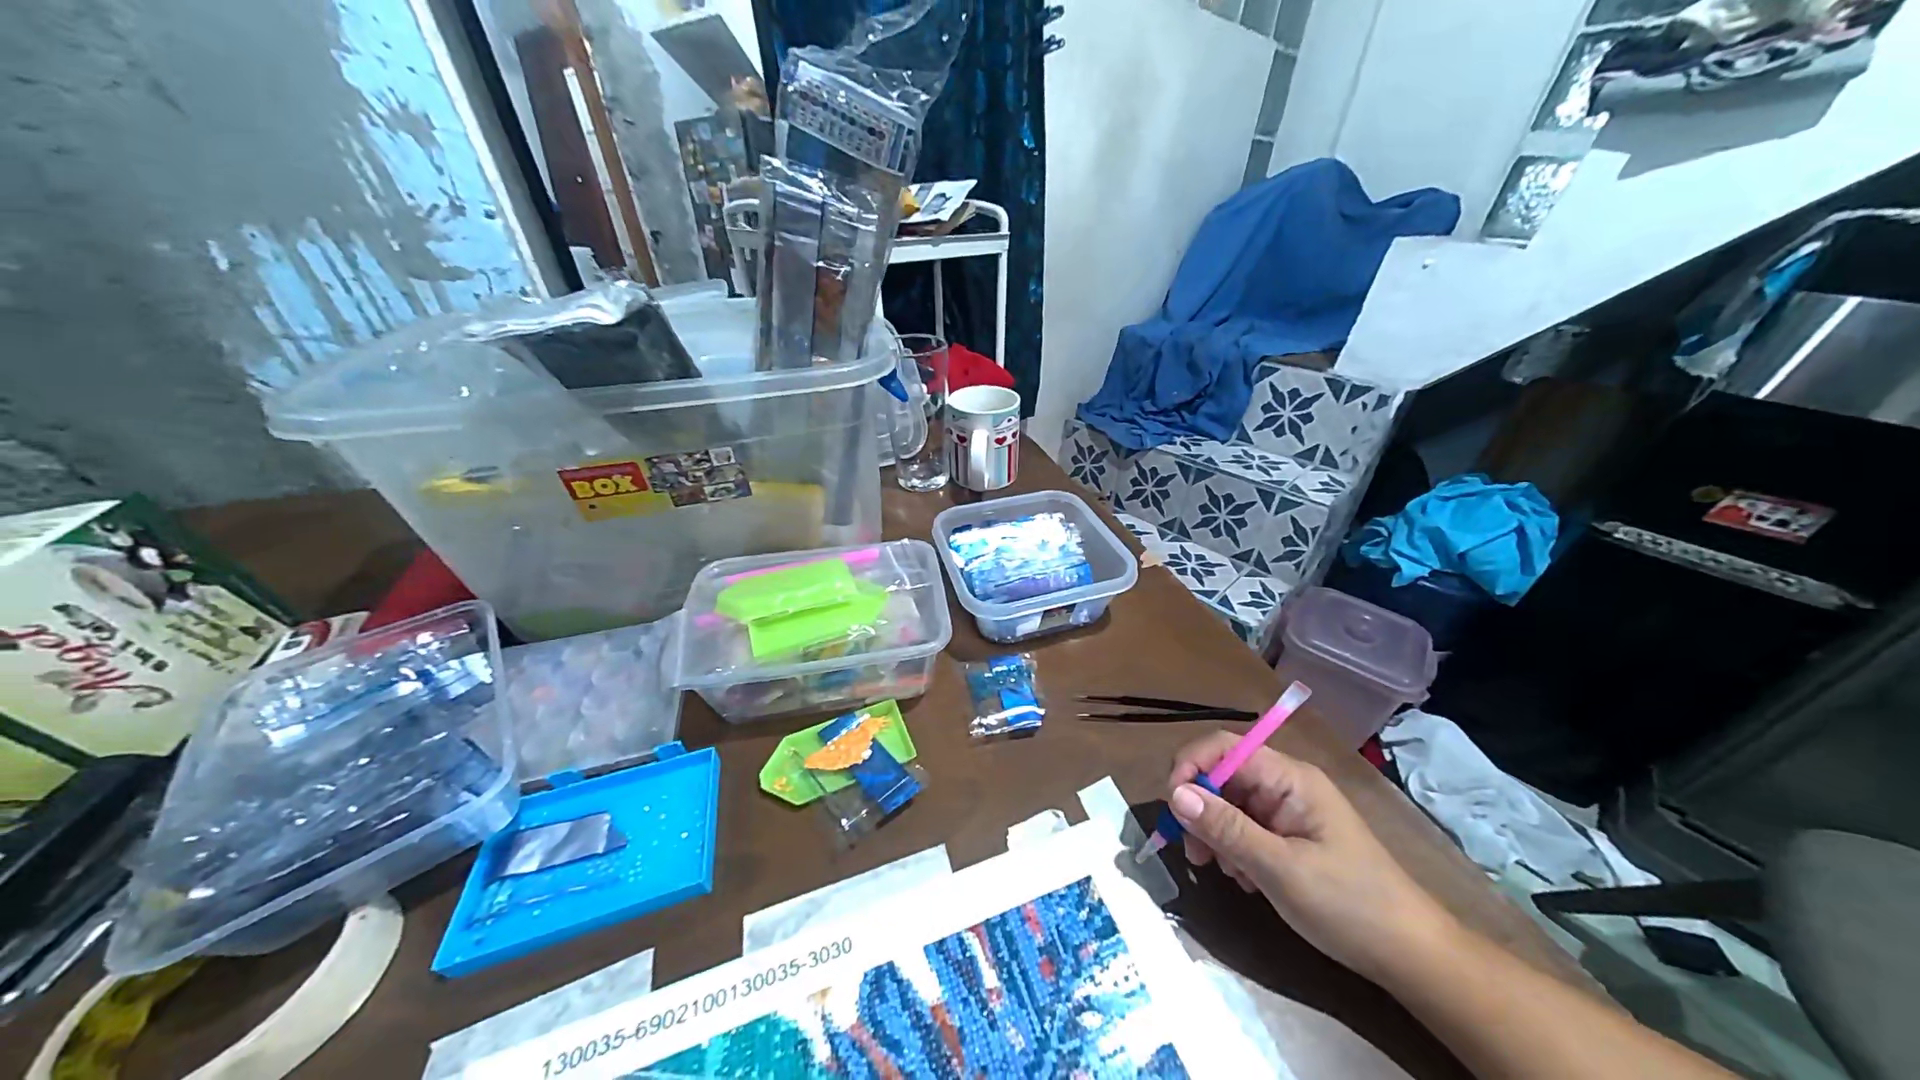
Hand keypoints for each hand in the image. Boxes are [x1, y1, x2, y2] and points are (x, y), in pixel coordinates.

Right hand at [1167, 732, 1460, 983]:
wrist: (1409, 954)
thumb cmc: (1349, 905)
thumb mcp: (1280, 868)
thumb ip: (1226, 828)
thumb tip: (1174, 794)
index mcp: (1289, 778)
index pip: (1224, 748)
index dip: (1190, 766)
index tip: (1172, 806)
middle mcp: (1285, 785)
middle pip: (1222, 776)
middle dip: (1199, 808)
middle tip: (1193, 853)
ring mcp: (1287, 812)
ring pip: (1228, 804)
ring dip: (1214, 833)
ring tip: (1220, 871)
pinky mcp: (1288, 837)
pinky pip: (1244, 828)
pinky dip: (1232, 849)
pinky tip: (1243, 879)